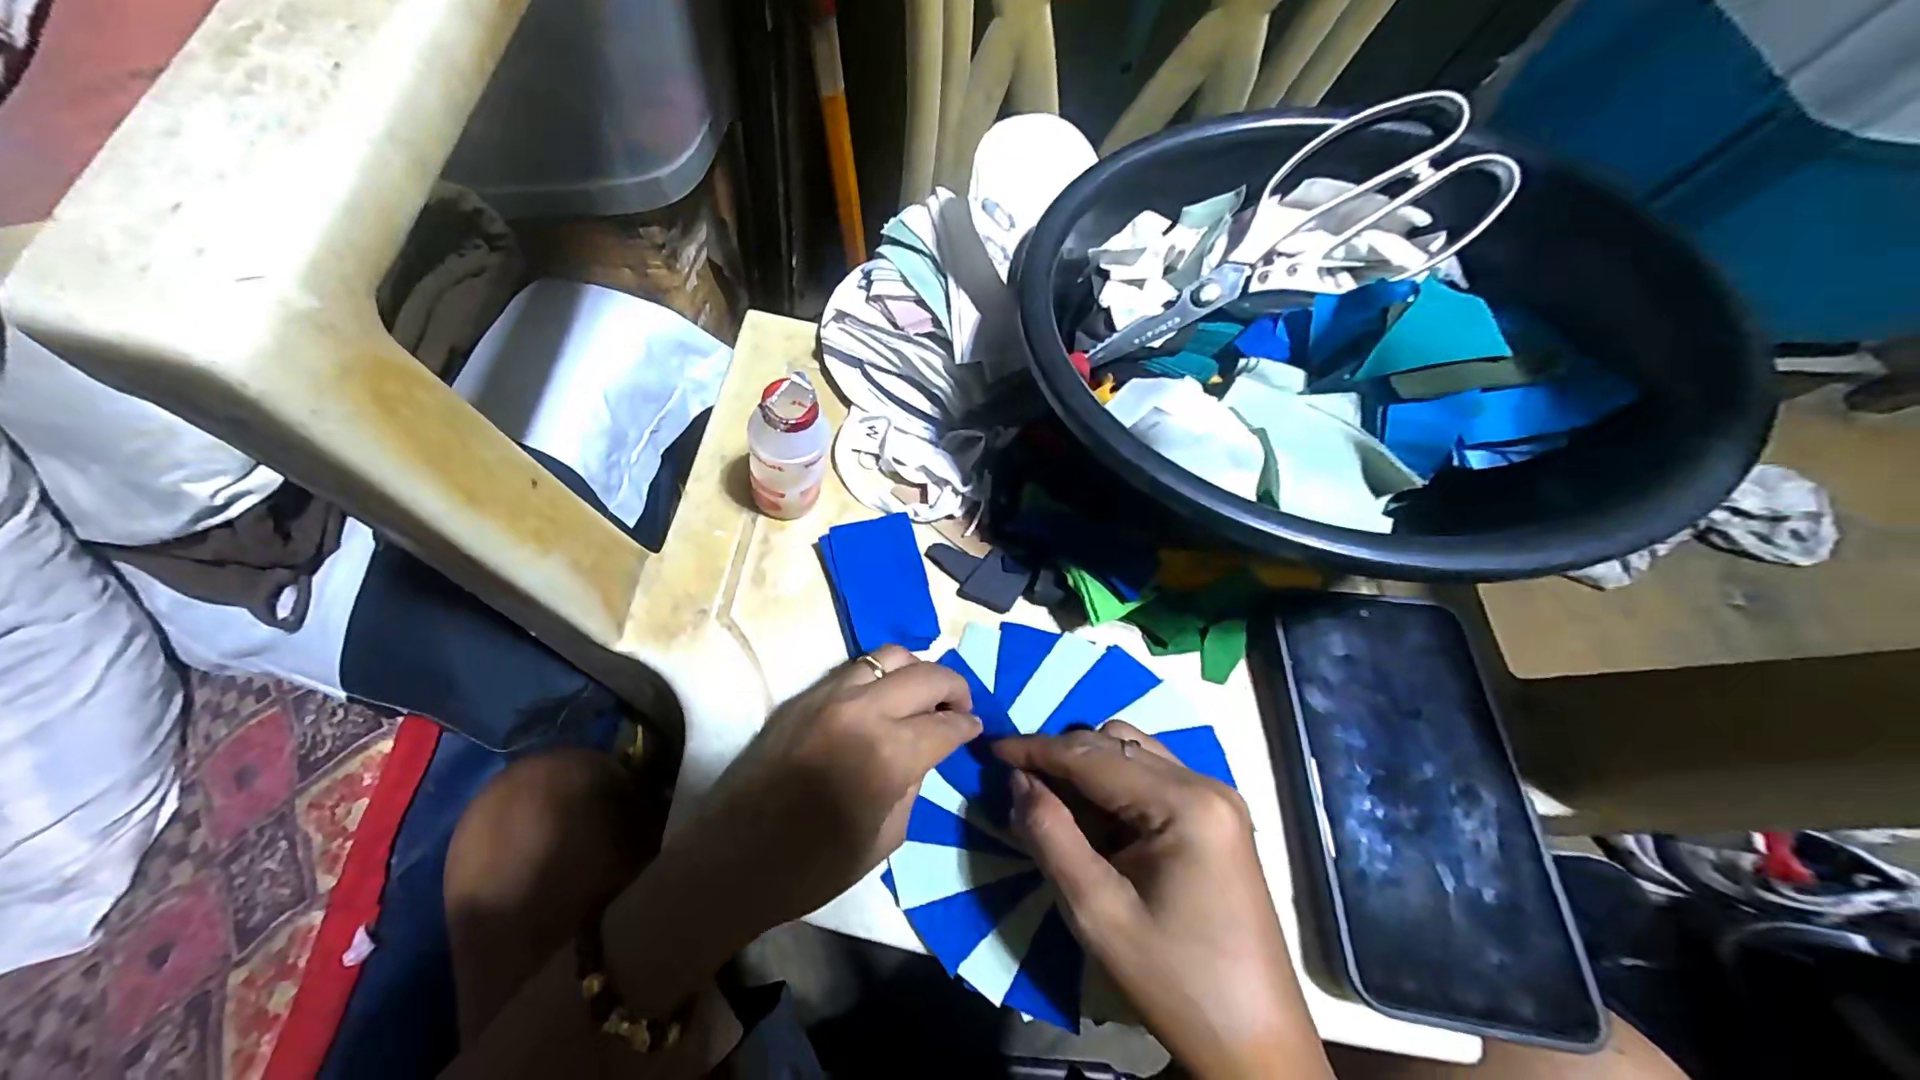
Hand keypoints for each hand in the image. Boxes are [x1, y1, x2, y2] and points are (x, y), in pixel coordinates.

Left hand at [679, 645, 979, 929]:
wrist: (728, 863)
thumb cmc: (810, 868)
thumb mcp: (885, 838)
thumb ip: (912, 783)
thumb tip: (923, 751)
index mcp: (886, 754)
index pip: (946, 722)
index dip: (967, 726)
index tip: (974, 730)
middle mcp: (860, 711)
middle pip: (926, 674)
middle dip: (954, 688)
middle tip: (958, 709)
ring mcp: (826, 696)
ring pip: (888, 656)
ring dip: (915, 673)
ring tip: (919, 698)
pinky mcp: (801, 697)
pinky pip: (853, 669)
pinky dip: (879, 677)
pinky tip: (880, 702)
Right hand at [995, 723, 1329, 1079]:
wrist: (1254, 1044)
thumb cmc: (1174, 982)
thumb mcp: (1096, 911)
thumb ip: (1050, 834)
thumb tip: (1018, 779)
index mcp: (1186, 803)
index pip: (1094, 755)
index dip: (1037, 748)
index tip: (991, 749)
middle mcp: (1207, 784)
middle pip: (1115, 745)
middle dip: (1061, 757)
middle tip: (1017, 785)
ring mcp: (1217, 799)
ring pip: (1133, 754)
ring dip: (1087, 769)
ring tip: (1052, 804)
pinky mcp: (1217, 818)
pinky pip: (1152, 778)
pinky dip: (1114, 787)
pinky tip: (1093, 820)